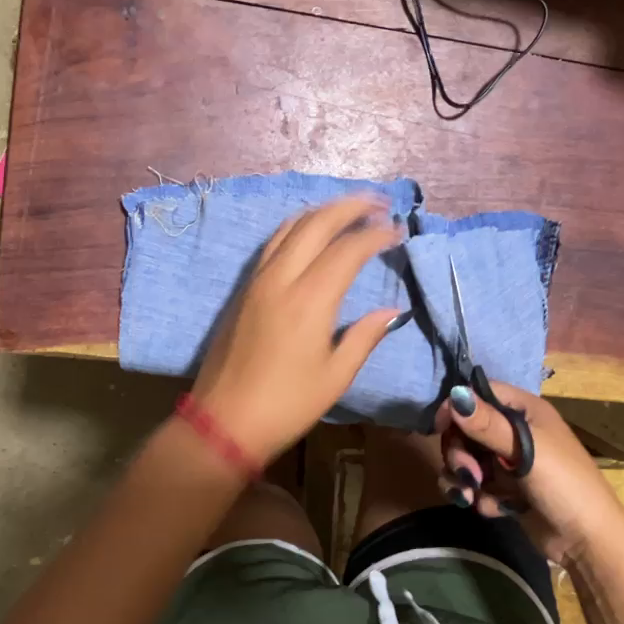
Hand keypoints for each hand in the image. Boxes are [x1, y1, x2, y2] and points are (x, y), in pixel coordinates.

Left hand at [190, 194, 403, 465]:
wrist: (224, 422)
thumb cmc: (287, 405)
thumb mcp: (335, 376)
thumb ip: (364, 336)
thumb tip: (391, 311)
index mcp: (309, 300)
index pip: (348, 249)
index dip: (377, 235)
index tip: (399, 231)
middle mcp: (282, 278)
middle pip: (317, 223)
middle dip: (351, 206)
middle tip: (380, 202)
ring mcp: (258, 280)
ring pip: (291, 226)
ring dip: (324, 211)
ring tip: (351, 209)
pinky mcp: (245, 288)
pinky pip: (275, 241)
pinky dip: (300, 226)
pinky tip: (313, 231)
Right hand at [437, 382, 623, 562]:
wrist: (586, 539)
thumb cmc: (563, 483)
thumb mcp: (525, 450)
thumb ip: (487, 424)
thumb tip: (454, 394)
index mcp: (525, 412)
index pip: (480, 395)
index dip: (458, 408)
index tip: (441, 428)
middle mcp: (515, 433)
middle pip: (467, 430)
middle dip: (460, 453)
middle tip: (469, 475)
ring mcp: (510, 463)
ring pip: (468, 460)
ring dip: (464, 478)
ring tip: (472, 497)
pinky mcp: (507, 492)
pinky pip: (478, 487)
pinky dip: (481, 498)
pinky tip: (497, 510)